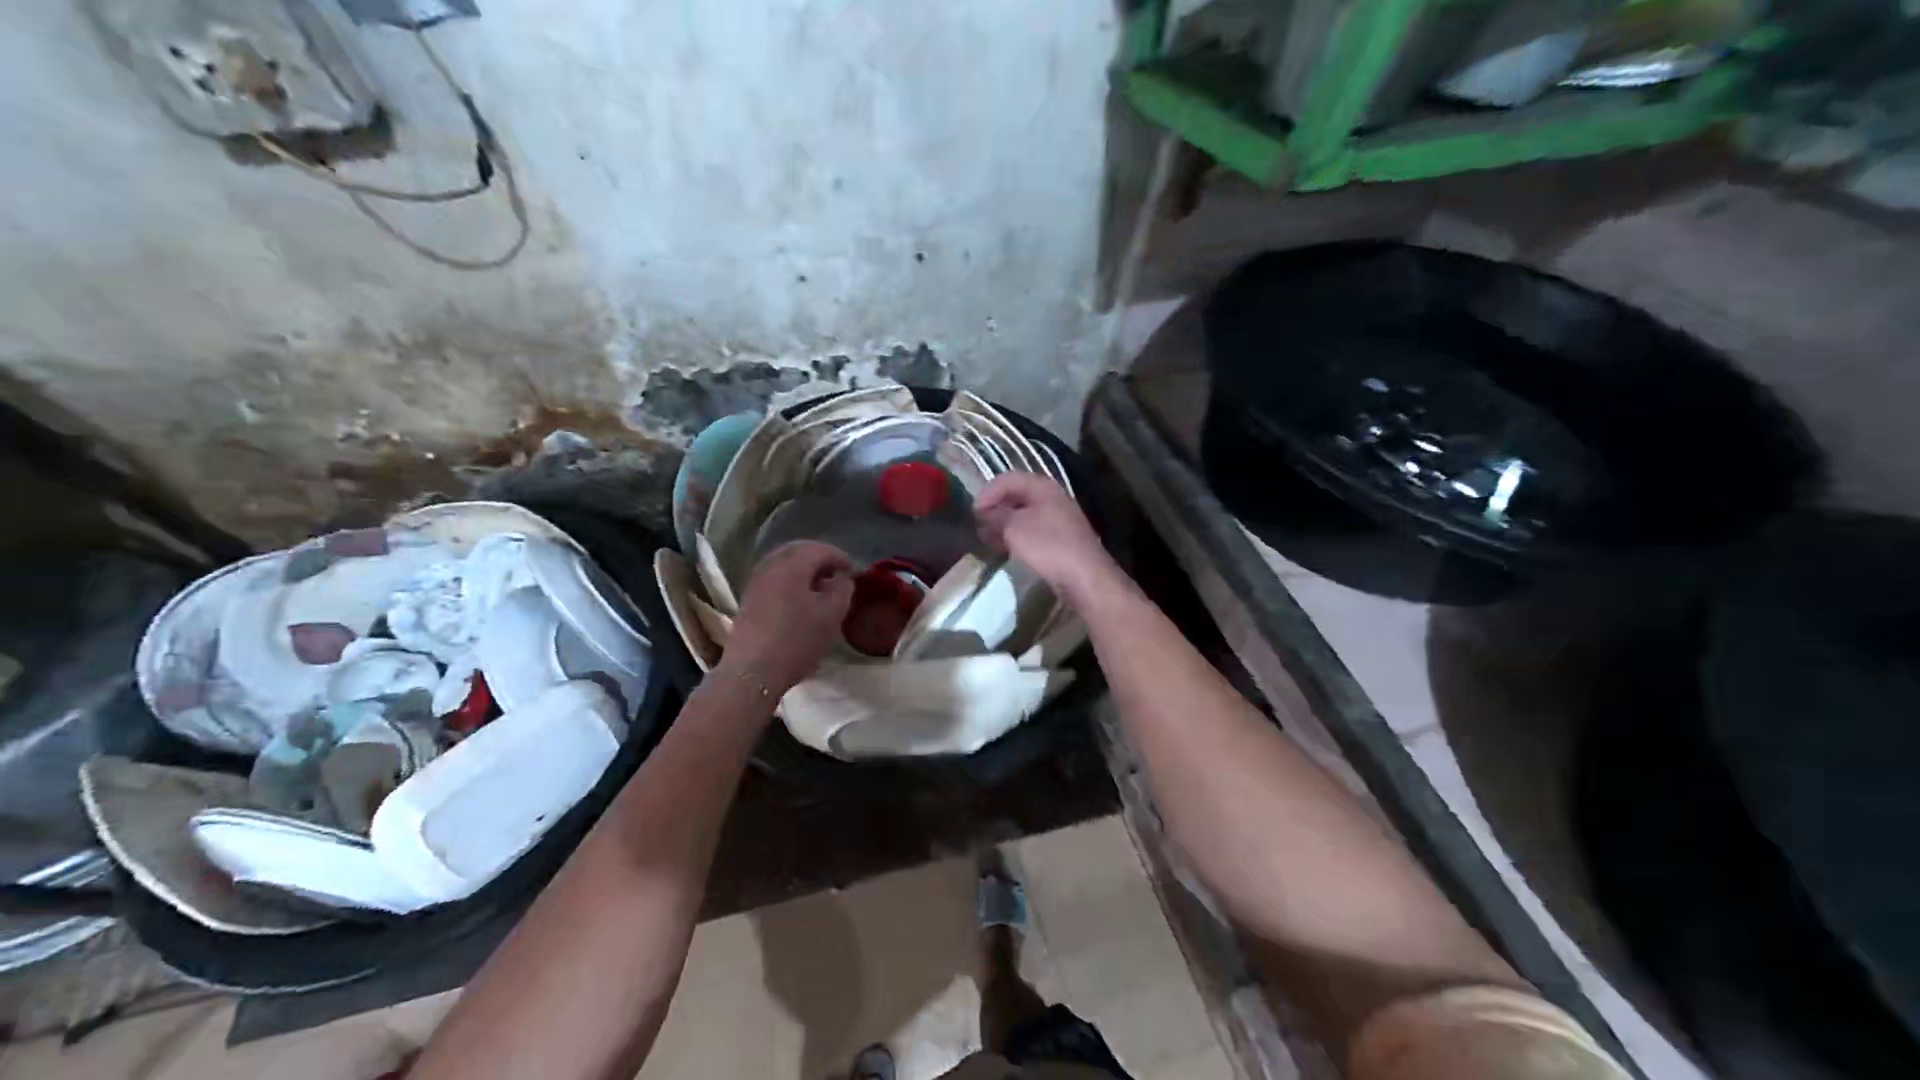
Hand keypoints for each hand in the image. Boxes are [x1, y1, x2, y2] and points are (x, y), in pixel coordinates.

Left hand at [722, 540, 854, 692]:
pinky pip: (774, 578)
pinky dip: (791, 581)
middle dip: (820, 559)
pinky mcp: (749, 598)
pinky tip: (800, 600)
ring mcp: (756, 581)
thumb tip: (842, 577)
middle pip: (798, 551)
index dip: (840, 557)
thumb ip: (842, 589)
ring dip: (804, 570)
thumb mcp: (832, 616)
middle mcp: (770, 566)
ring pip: (784, 564)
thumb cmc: (797, 641)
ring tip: (820, 588)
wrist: (752, 672)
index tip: (854, 572)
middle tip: (837, 575)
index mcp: (792, 564)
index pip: (820, 549)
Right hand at [974, 473, 1117, 602]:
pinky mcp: (1061, 539)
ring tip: (988, 539)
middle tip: (978, 526)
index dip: (988, 493)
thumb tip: (983, 512)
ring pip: (1024, 514)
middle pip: (1016, 495)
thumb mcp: (1014, 529)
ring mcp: (1059, 518)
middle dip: (995, 509)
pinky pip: (1033, 530)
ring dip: (1004, 524)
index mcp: (1043, 487)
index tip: (974, 513)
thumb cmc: (1048, 547)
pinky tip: (1007, 549)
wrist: (1085, 578)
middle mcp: (1052, 497)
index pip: (1007, 479)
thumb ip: (995, 516)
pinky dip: (1017, 536)